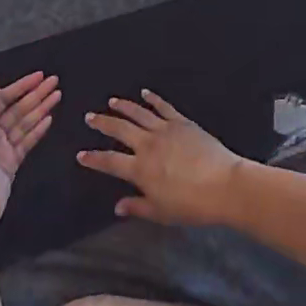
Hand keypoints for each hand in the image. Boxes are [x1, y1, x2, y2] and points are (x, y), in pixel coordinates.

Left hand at [0, 70, 59, 233]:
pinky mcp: (11, 164)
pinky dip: (37, 130)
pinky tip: (50, 119)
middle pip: (16, 109)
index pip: (3, 98)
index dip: (21, 86)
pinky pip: (26, 142)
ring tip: (58, 96)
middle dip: (35, 95)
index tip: (40, 76)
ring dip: (40, 109)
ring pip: (24, 124)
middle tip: (55, 82)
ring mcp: (2, 148)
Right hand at [77, 90, 247, 226]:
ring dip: (123, 106)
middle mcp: (148, 145)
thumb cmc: (192, 204)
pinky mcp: (182, 122)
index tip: (81, 154)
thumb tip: (118, 206)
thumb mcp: (161, 212)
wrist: (224, 185)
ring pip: (138, 113)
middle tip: (90, 116)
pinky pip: (163, 107)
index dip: (93, 158)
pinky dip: (153, 99)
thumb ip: (137, 206)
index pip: (110, 161)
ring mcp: (165, 130)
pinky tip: (145, 93)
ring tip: (111, 101)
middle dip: (103, 123)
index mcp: (140, 169)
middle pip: (120, 129)